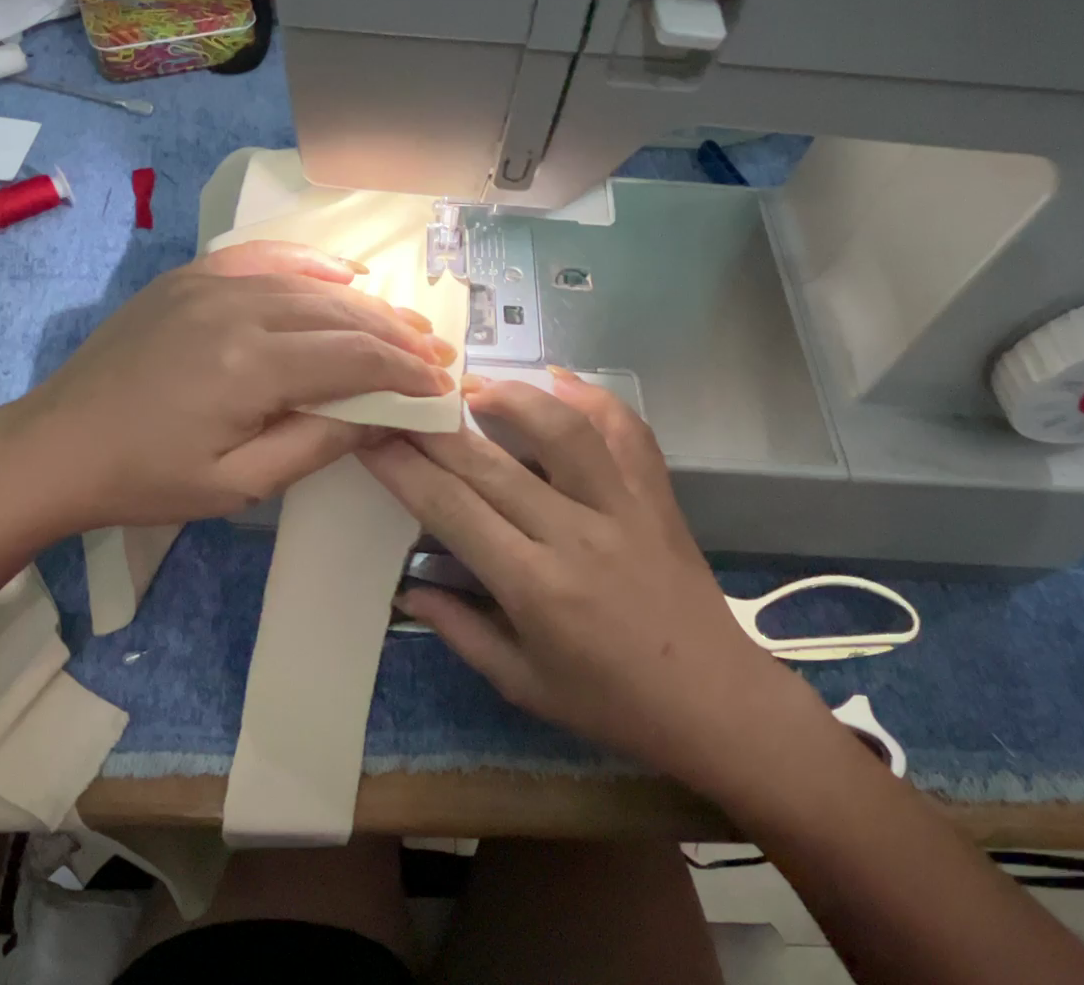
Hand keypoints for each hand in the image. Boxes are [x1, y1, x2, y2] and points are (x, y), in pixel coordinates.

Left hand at [0, 240, 458, 534]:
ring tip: (405, 323)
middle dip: (397, 335)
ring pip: (309, 284)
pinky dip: (311, 264)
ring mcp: (210, 285)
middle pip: (341, 314)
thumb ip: (317, 445)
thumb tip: (383, 416)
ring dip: (364, 305)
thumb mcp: (239, 484)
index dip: (406, 371)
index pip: (355, 357)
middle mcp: (238, 310)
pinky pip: (264, 258)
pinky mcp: (188, 279)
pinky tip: (343, 274)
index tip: (442, 386)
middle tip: (438, 354)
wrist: (57, 446)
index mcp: (251, 367)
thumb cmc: (148, 480)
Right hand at [359, 370, 794, 770]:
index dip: (404, 468)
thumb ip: (460, 630)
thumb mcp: (521, 682)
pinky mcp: (658, 497)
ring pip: (563, 429)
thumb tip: (407, 589)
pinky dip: (594, 397)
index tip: (371, 437)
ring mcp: (624, 508)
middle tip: (400, 399)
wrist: (712, 701)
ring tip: (471, 386)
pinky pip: (628, 431)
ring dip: (511, 397)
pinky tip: (559, 381)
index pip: (452, 509)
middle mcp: (575, 533)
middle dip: (435, 427)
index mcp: (533, 586)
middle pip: (491, 462)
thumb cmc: (609, 702)